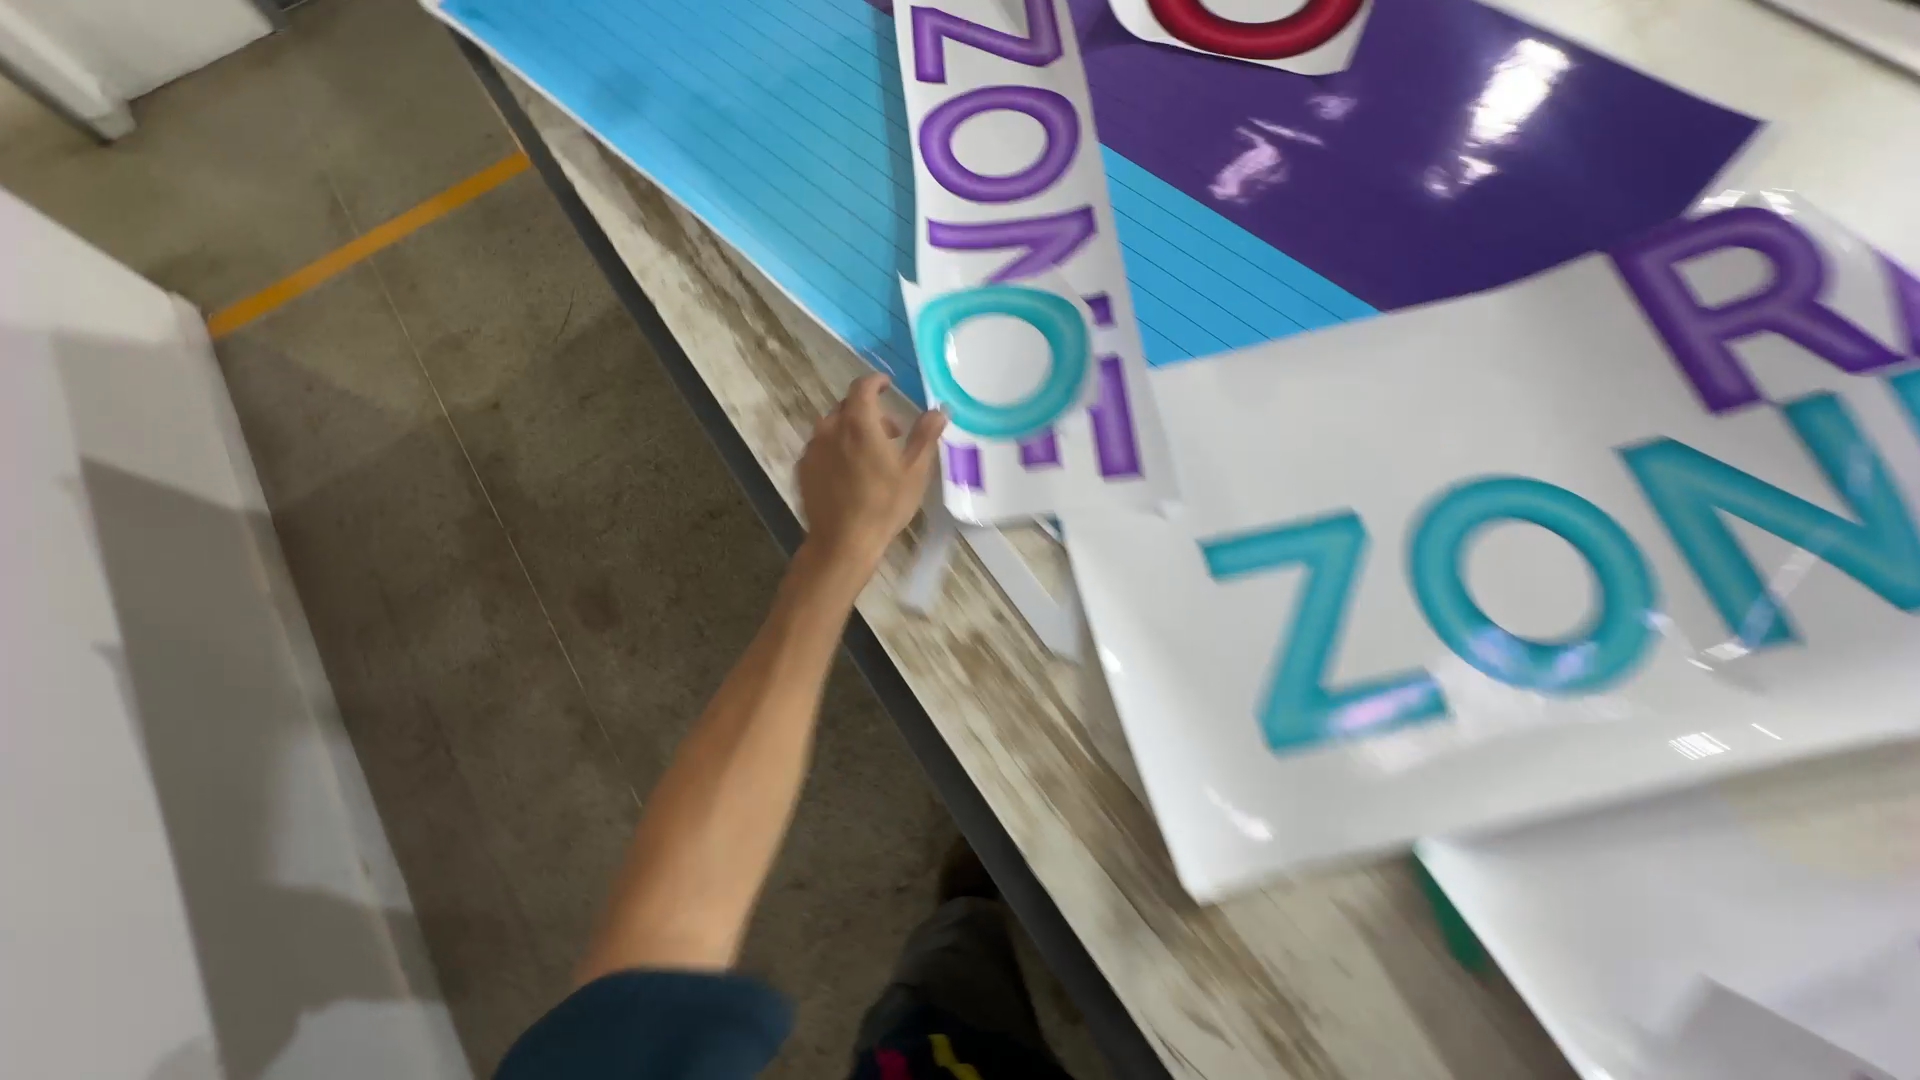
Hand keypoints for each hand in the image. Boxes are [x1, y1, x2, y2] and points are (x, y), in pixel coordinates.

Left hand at [797, 375, 946, 570]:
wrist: (843, 541)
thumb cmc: (884, 504)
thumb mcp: (914, 471)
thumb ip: (925, 436)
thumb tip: (939, 411)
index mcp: (858, 423)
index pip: (863, 387)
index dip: (876, 382)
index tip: (887, 385)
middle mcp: (829, 428)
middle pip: (847, 407)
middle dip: (869, 412)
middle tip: (890, 433)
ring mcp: (812, 449)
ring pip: (832, 427)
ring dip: (851, 430)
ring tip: (869, 454)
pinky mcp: (803, 469)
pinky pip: (821, 448)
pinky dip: (836, 449)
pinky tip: (849, 472)